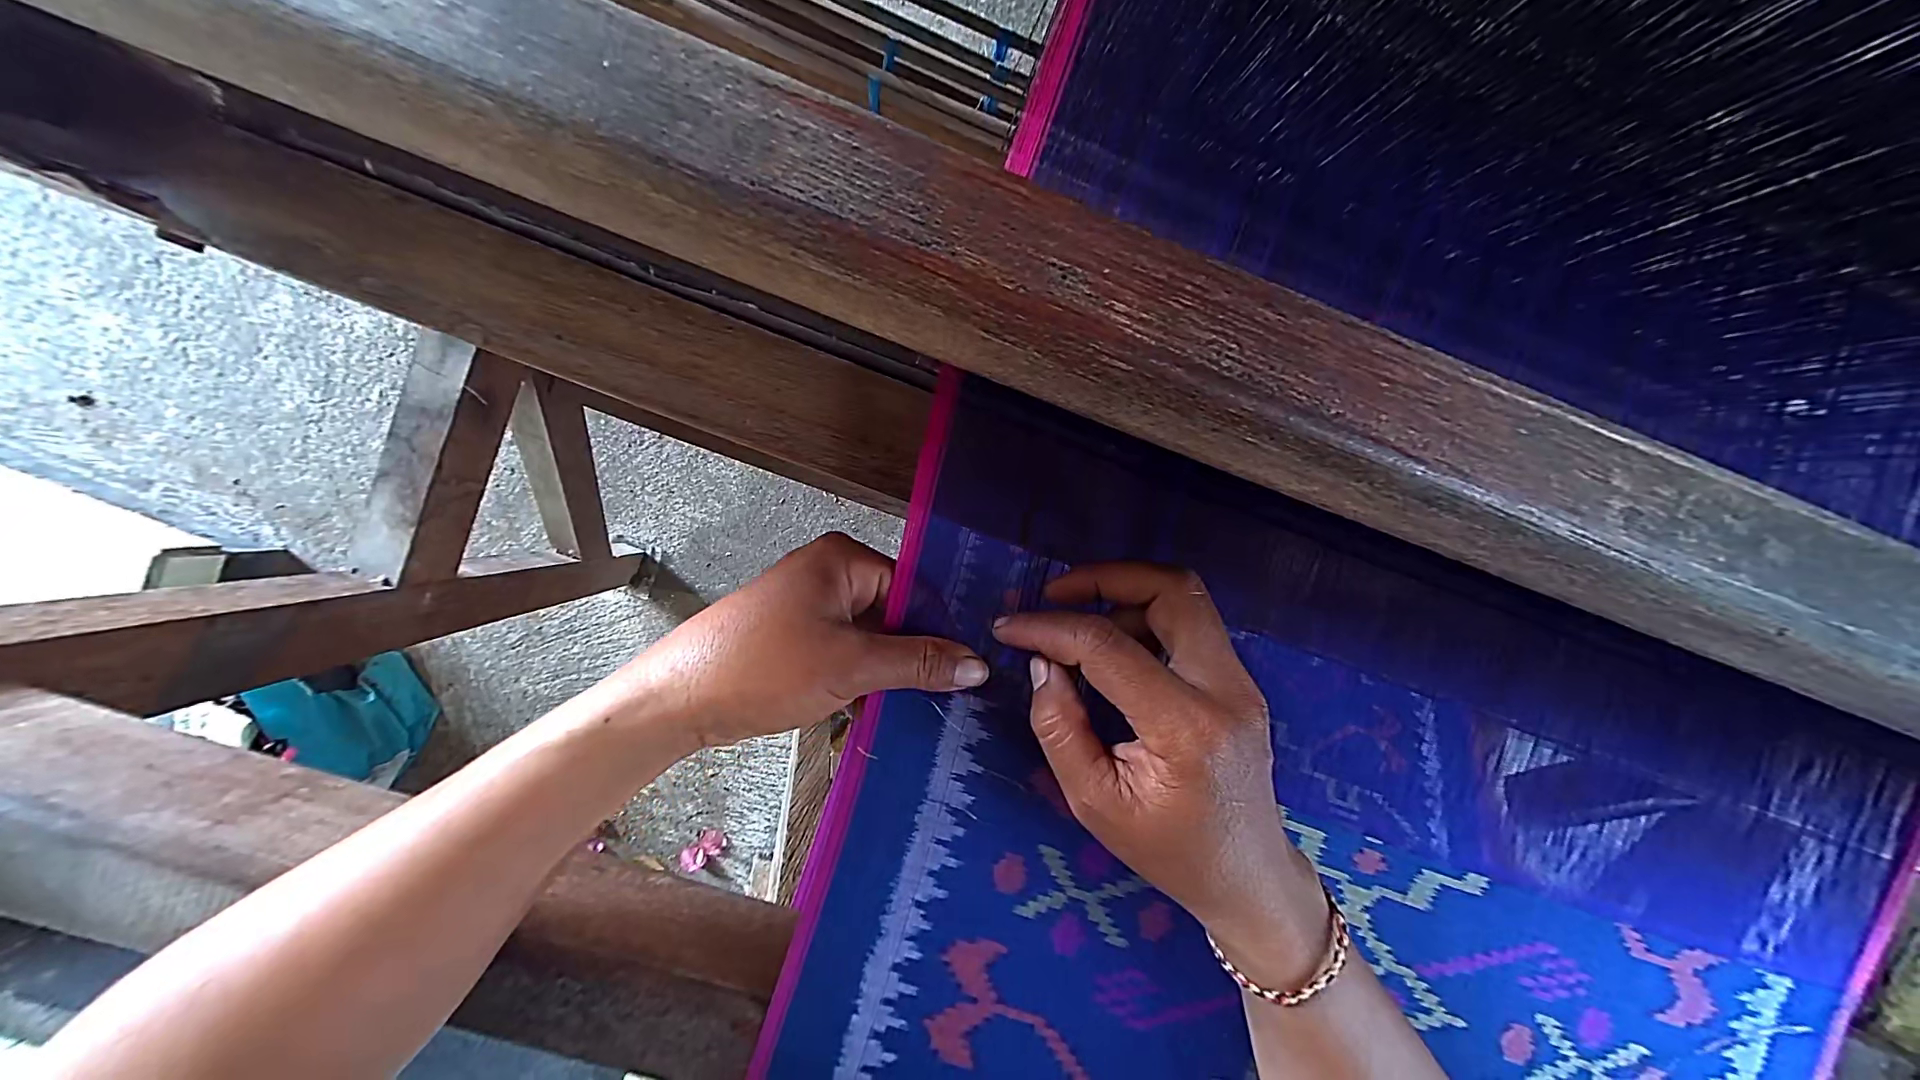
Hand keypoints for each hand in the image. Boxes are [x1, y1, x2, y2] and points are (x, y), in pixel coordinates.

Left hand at [624, 532, 987, 748]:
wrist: (678, 701)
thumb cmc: (757, 667)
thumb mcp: (850, 666)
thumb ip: (916, 662)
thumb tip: (973, 664)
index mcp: (843, 559)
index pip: (915, 586)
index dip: (942, 626)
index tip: (971, 661)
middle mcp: (829, 573)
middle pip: (896, 612)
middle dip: (915, 652)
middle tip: (952, 690)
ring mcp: (812, 605)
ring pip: (873, 636)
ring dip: (889, 669)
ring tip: (919, 702)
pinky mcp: (799, 636)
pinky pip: (848, 650)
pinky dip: (864, 676)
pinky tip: (879, 704)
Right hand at [993, 563, 1329, 986]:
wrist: (1249, 877)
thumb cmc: (1169, 852)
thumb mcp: (1094, 802)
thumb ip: (1060, 727)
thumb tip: (1043, 664)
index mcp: (1185, 726)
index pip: (1108, 648)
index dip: (1051, 628)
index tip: (1010, 628)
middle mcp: (1225, 688)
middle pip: (1172, 589)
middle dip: (1104, 577)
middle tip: (1055, 595)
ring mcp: (1241, 680)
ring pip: (1185, 597)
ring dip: (1126, 594)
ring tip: (1080, 627)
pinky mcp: (1239, 680)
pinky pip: (1190, 622)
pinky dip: (1145, 615)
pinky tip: (1114, 646)